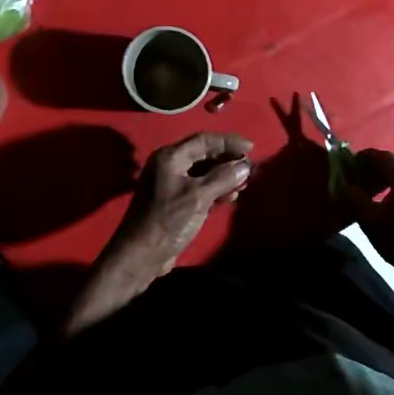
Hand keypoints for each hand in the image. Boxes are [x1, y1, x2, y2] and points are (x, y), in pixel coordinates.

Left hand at [61, 132, 251, 337]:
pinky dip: (216, 190)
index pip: (203, 140)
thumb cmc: (168, 220)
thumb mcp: (198, 196)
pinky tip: (231, 196)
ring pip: (203, 173)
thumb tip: (244, 166)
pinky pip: (200, 189)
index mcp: (170, 157)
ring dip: (224, 176)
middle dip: (228, 160)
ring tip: (245, 182)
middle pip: (203, 155)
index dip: (228, 142)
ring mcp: (171, 185)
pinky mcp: (175, 202)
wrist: (142, 254)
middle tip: (251, 167)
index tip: (251, 148)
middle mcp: (169, 166)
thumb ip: (223, 178)